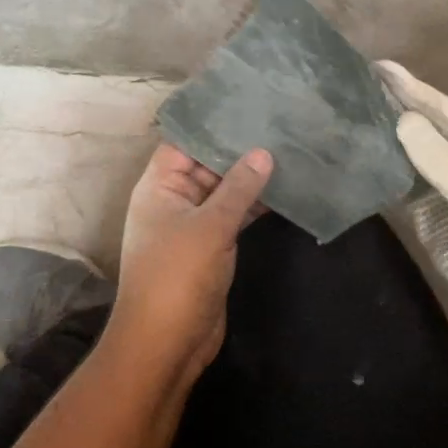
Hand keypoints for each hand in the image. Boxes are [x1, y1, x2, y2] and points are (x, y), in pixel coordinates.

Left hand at [108, 143, 272, 381]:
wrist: (166, 345)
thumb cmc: (177, 276)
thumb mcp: (210, 226)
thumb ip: (239, 188)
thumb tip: (263, 152)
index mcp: (159, 186)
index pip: (184, 141)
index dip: (212, 123)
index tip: (247, 102)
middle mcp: (173, 199)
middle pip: (206, 163)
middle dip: (238, 147)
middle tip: (278, 122)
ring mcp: (192, 225)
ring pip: (223, 190)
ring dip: (250, 177)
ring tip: (288, 148)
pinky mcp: (210, 247)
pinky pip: (232, 215)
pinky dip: (253, 205)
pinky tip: (284, 190)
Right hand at [374, 61, 447, 359]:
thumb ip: (442, 159)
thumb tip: (402, 119)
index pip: (443, 109)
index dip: (412, 88)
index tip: (378, 65)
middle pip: (423, 128)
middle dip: (393, 105)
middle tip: (353, 82)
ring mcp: (444, 190)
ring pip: (408, 156)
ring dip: (381, 138)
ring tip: (346, 113)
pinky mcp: (428, 218)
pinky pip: (400, 188)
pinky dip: (379, 174)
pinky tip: (355, 159)